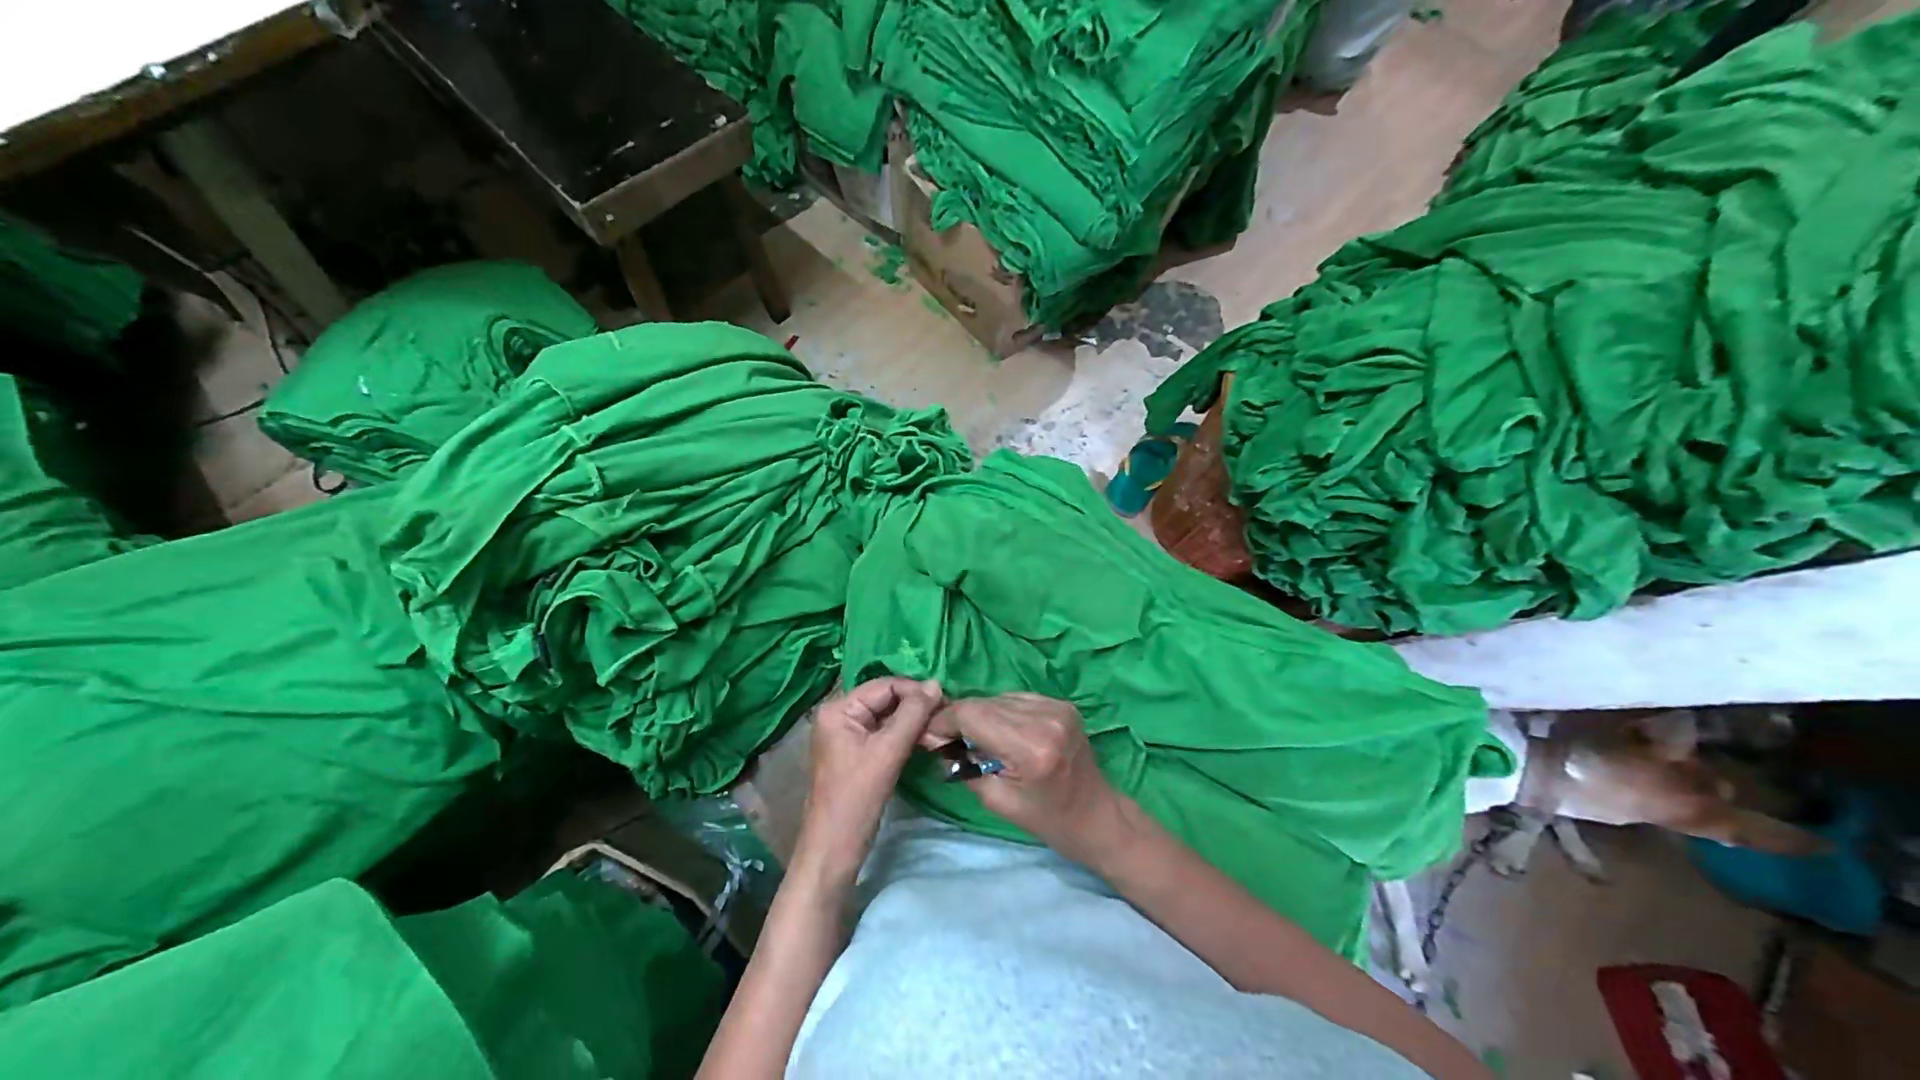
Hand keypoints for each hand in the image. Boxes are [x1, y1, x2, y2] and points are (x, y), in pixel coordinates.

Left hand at [798, 677, 942, 878]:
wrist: (834, 848)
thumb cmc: (857, 798)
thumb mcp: (888, 752)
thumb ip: (913, 714)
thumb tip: (936, 683)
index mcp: (838, 709)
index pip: (885, 685)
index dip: (916, 690)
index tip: (947, 702)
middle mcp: (838, 715)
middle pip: (885, 698)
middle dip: (915, 705)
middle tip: (946, 716)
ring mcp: (845, 734)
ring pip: (886, 716)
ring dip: (912, 720)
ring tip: (938, 728)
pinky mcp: (855, 752)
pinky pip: (883, 732)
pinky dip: (903, 734)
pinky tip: (923, 740)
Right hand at [923, 693, 1137, 865]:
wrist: (1096, 816)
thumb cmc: (1046, 819)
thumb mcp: (996, 800)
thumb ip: (963, 763)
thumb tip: (932, 737)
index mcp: (1031, 747)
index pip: (973, 714)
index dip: (945, 720)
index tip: (929, 734)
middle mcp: (1046, 718)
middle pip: (983, 703)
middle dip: (959, 718)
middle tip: (946, 739)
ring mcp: (1057, 707)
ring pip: (998, 698)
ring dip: (980, 714)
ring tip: (976, 739)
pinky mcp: (1062, 704)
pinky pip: (1016, 699)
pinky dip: (1001, 712)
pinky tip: (1001, 732)